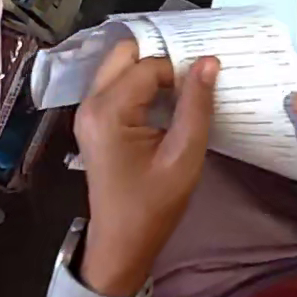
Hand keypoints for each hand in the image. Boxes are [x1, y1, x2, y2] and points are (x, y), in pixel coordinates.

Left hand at [72, 41, 218, 296]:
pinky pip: (116, 84)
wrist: (121, 243)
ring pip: (119, 66)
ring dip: (150, 69)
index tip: (203, 87)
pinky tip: (166, 100)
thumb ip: (196, 106)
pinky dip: (141, 83)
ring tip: (183, 86)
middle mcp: (90, 103)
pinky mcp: (93, 120)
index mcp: (109, 110)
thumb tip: (208, 61)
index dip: (179, 70)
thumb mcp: (184, 155)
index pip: (149, 66)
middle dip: (160, 57)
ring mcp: (87, 111)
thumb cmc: (154, 204)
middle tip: (191, 75)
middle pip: (124, 53)